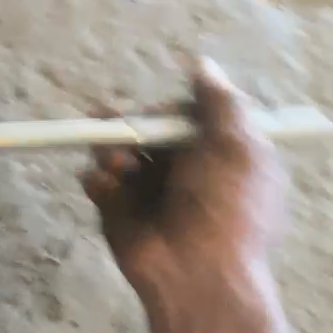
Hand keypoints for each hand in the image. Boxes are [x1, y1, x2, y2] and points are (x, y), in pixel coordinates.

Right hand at [81, 59, 286, 295]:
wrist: (194, 268)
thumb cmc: (226, 207)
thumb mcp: (237, 148)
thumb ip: (221, 104)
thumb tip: (202, 63)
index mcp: (221, 155)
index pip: (186, 116)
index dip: (168, 112)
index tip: (161, 117)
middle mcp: (184, 168)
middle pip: (144, 130)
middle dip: (129, 129)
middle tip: (125, 138)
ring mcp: (147, 189)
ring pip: (115, 151)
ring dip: (110, 152)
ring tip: (117, 167)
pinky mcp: (115, 207)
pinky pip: (95, 180)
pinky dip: (97, 181)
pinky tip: (106, 190)